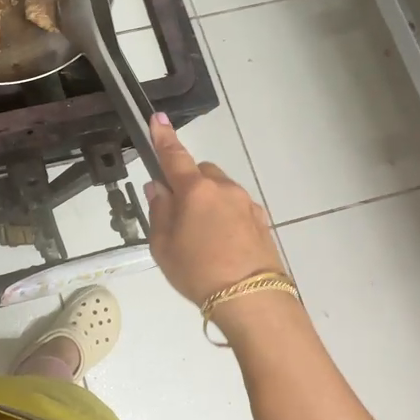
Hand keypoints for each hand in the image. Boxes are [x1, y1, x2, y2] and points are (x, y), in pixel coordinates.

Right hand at [145, 113, 286, 305]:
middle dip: (188, 182)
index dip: (163, 137)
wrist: (253, 300)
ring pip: (220, 190)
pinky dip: (224, 216)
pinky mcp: (261, 221)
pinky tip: (220, 244)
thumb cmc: (198, 271)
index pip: (174, 156)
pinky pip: (235, 208)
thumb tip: (159, 188)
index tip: (157, 118)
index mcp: (195, 190)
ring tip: (199, 236)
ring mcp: (246, 204)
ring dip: (207, 201)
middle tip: (176, 212)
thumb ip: (159, 211)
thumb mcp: (162, 246)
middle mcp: (223, 189)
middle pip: (200, 172)